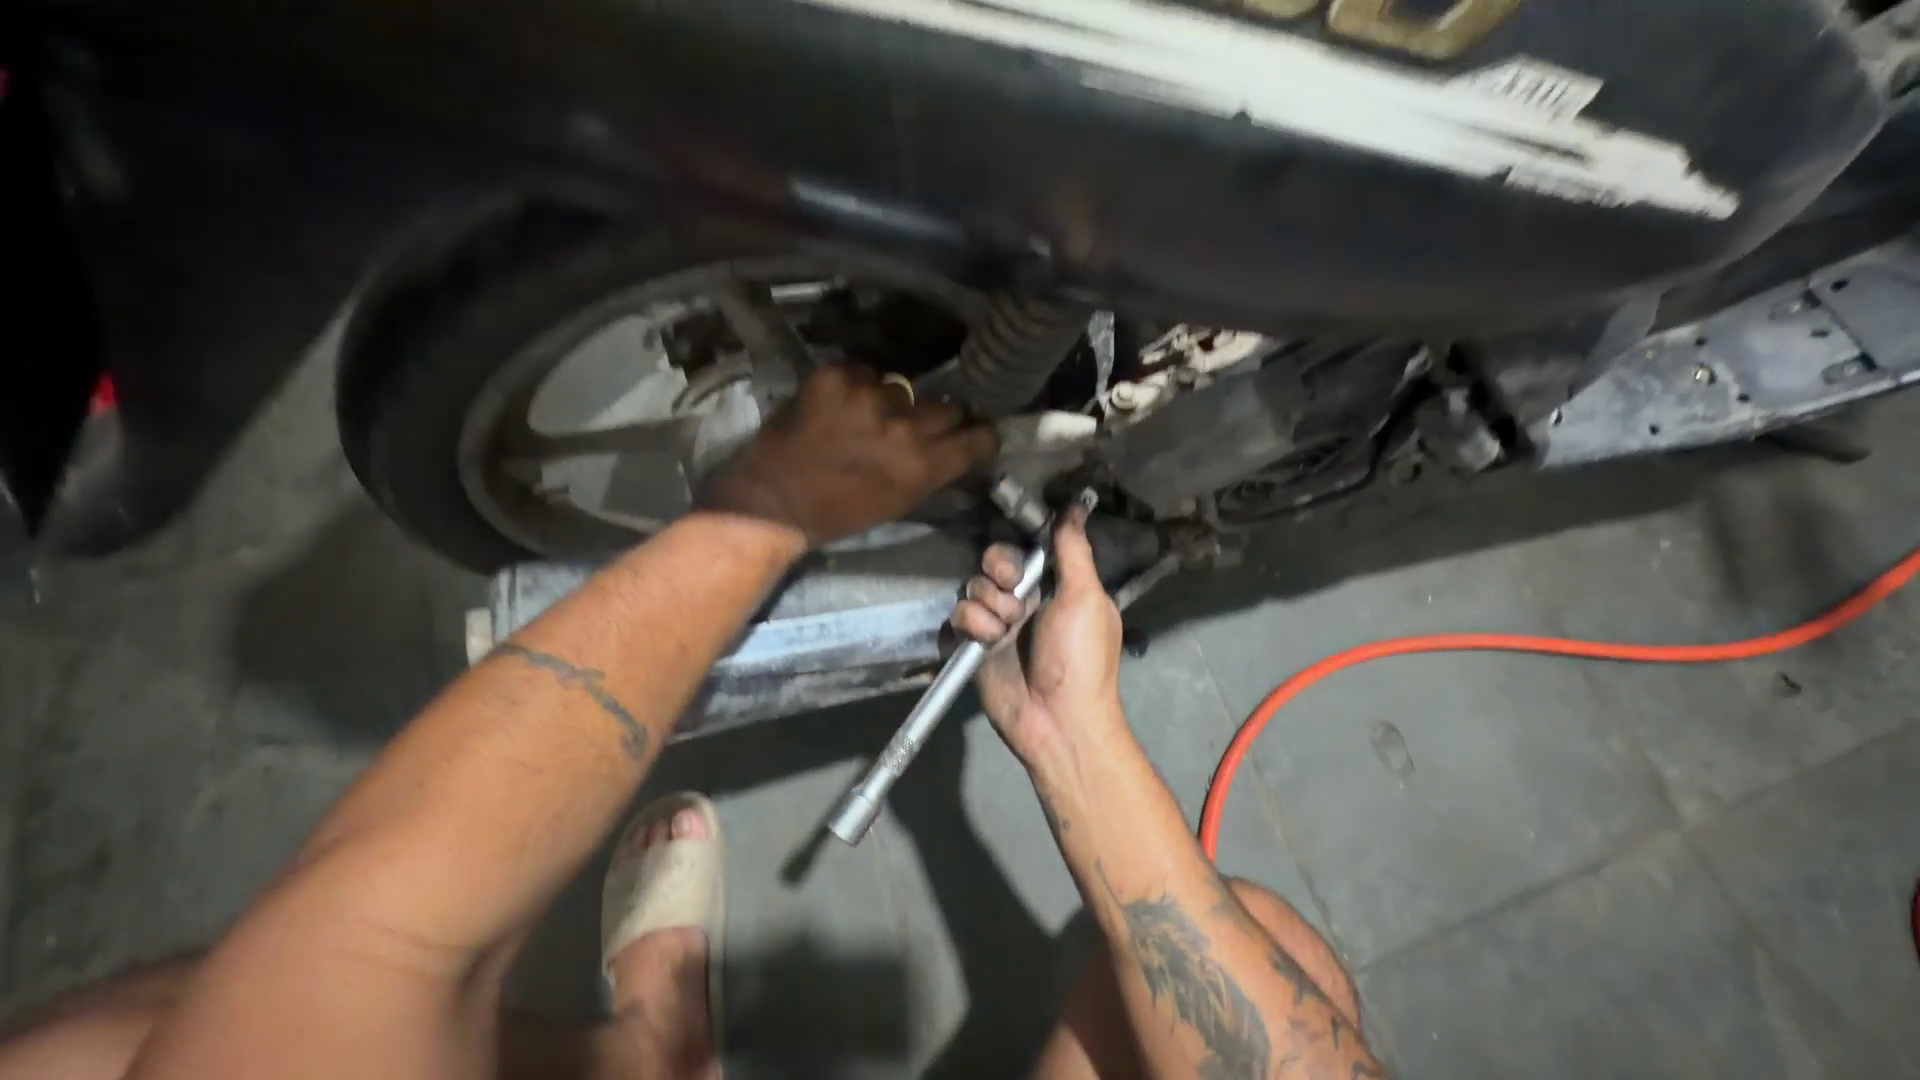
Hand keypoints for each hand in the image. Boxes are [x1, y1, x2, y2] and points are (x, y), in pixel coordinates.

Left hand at [701, 364, 998, 546]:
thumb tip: (955, 445)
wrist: (775, 499)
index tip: (972, 435)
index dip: (979, 436)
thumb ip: (931, 469)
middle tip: (912, 427)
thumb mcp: (899, 501)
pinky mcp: (835, 377)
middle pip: (946, 407)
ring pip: (901, 387)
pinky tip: (837, 405)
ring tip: (863, 417)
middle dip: (935, 417)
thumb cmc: (839, 512)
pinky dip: (853, 386)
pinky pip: (862, 372)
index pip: (979, 437)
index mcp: (923, 466)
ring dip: (889, 401)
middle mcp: (904, 427)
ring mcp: (868, 396)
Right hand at [951, 505, 1125, 764]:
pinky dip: (973, 626)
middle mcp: (1026, 603)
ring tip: (1005, 630)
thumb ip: (1074, 550)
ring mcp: (998, 625)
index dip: (1019, 552)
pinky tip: (988, 642)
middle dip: (998, 573)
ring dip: (988, 605)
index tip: (1022, 561)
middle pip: (993, 565)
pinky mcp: (975, 646)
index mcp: (1057, 589)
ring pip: (974, 588)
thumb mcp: (1086, 598)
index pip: (1027, 552)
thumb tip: (1078, 506)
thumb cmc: (1081, 657)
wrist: (1057, 719)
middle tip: (1012, 592)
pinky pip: (960, 617)